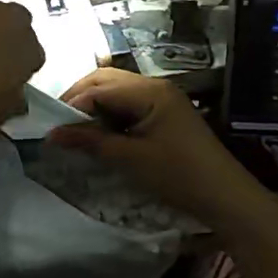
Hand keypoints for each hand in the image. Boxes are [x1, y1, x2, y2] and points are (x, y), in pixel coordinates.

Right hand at [48, 69, 271, 227]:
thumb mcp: (131, 159)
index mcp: (149, 91)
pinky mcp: (166, 112)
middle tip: (59, 123)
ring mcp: (163, 98)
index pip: (99, 88)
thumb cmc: (179, 175)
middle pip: (107, 80)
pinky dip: (110, 113)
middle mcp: (155, 86)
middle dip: (80, 98)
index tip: (51, 127)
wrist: (226, 196)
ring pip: (117, 90)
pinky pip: (129, 103)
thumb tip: (52, 134)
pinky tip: (100, 132)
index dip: (72, 105)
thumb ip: (92, 142)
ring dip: (94, 105)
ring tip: (75, 129)